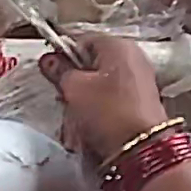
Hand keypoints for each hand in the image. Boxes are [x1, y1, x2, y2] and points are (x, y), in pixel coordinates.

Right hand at [39, 35, 169, 159]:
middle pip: (91, 64)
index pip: (81, 41)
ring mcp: (139, 81)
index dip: (63, 57)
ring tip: (77, 118)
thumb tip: (49, 59)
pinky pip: (111, 99)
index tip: (53, 76)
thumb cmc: (107, 111)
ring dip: (84, 100)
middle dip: (74, 83)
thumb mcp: (75, 88)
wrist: (142, 149)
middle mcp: (133, 58)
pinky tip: (91, 125)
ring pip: (99, 84)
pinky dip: (98, 110)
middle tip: (64, 99)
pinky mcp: (141, 102)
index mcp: (118, 46)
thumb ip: (59, 71)